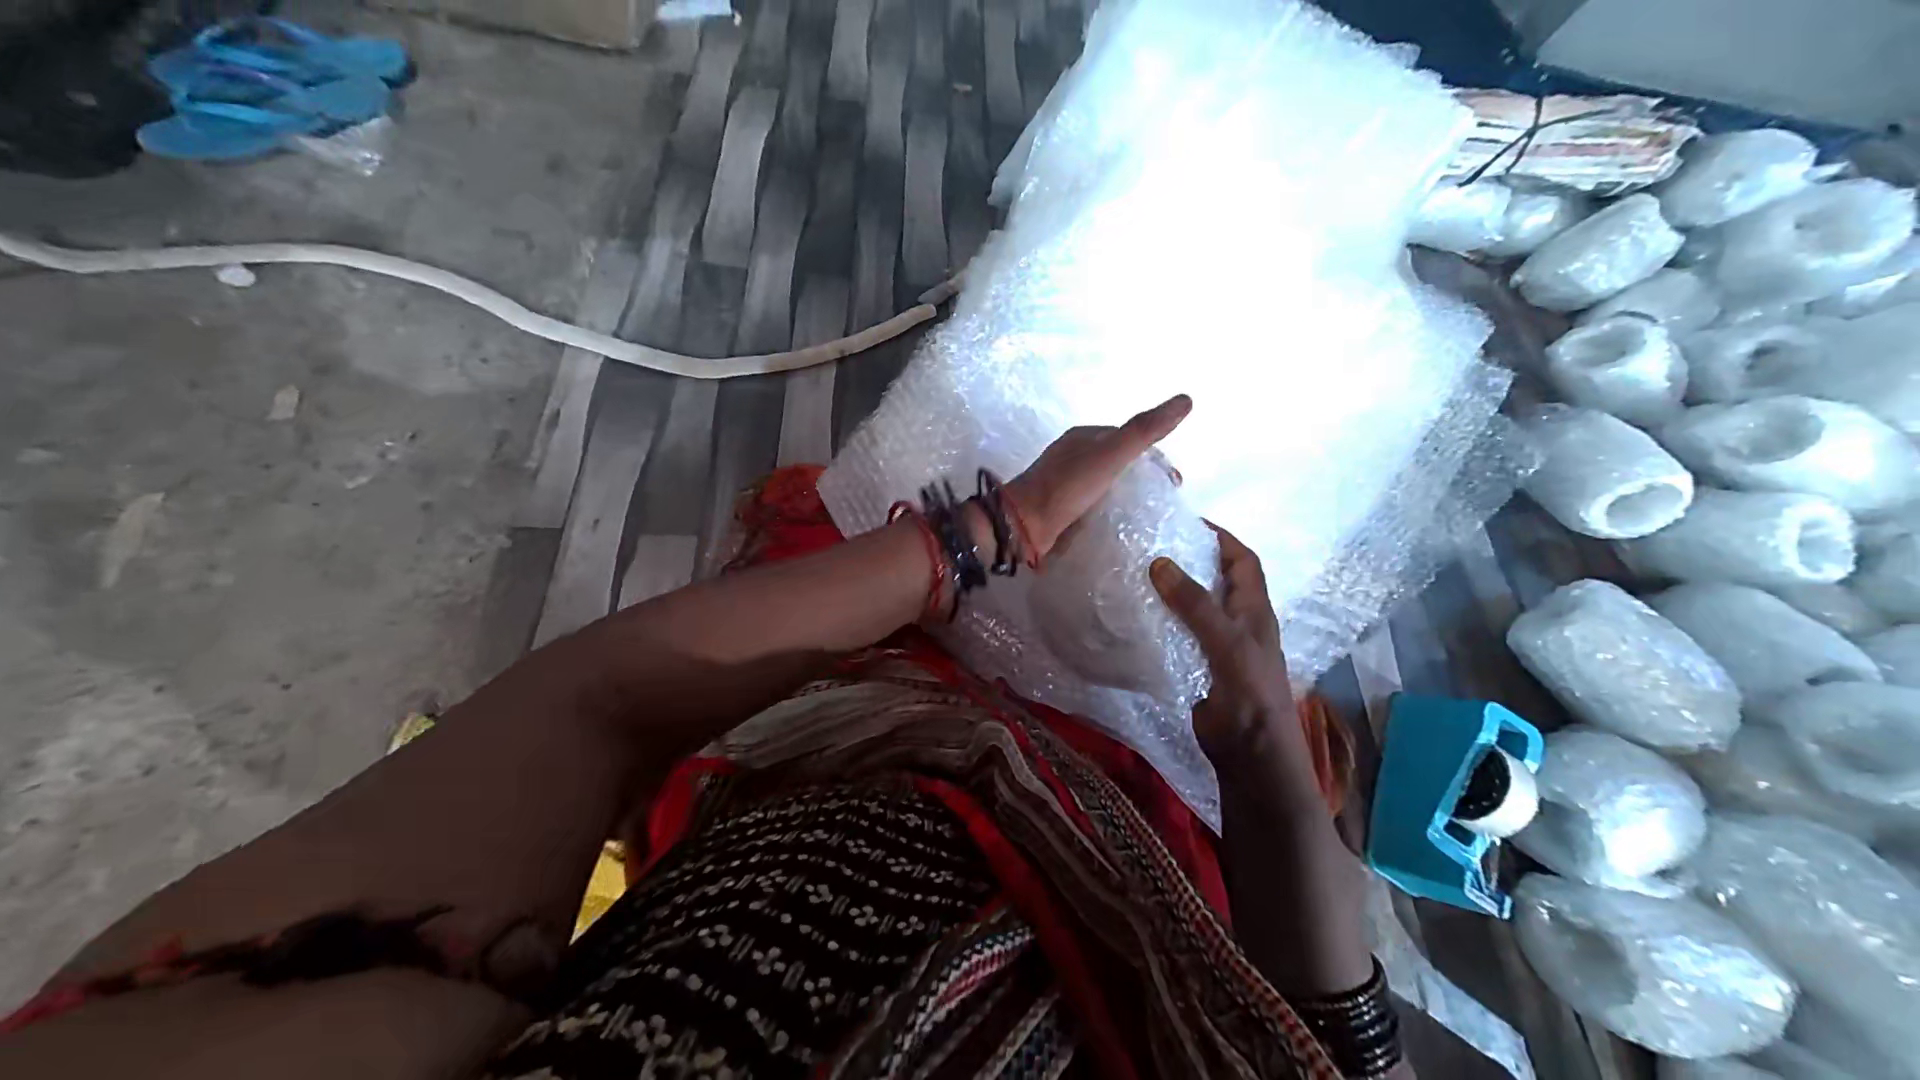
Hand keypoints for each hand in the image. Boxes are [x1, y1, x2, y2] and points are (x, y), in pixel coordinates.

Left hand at [1004, 395, 1190, 558]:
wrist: (1022, 525)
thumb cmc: (1067, 487)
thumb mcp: (1111, 454)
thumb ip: (1145, 430)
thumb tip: (1186, 399)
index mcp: (1083, 436)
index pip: (1129, 438)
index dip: (1156, 457)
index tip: (1175, 484)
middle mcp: (1072, 456)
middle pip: (1118, 462)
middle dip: (1144, 477)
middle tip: (1165, 502)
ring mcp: (1064, 484)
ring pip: (1105, 485)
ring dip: (1127, 497)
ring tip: (1147, 517)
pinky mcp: (1059, 509)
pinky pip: (1093, 506)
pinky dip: (1110, 512)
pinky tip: (1119, 527)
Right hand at [1150, 524, 1308, 772]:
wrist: (1250, 752)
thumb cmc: (1249, 692)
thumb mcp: (1227, 642)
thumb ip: (1196, 604)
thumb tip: (1160, 562)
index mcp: (1254, 611)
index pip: (1243, 561)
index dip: (1221, 538)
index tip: (1189, 522)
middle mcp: (1237, 624)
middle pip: (1215, 581)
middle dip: (1191, 560)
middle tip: (1152, 546)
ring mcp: (1217, 647)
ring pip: (1194, 609)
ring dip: (1172, 592)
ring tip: (1136, 575)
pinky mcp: (1197, 667)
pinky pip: (1178, 635)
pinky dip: (1160, 622)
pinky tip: (1135, 617)